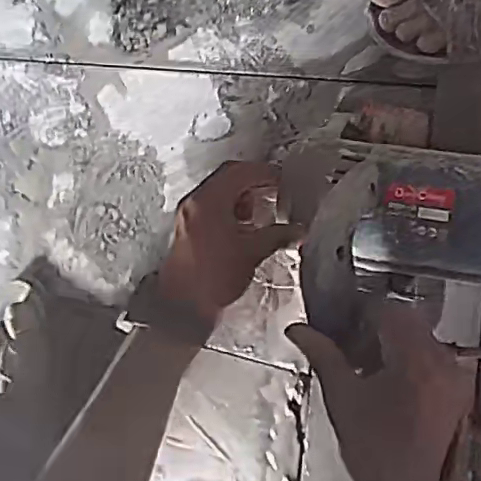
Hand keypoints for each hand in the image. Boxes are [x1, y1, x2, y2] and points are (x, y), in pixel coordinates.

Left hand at [158, 161, 301, 323]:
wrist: (183, 308)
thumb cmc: (212, 280)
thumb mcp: (252, 252)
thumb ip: (278, 235)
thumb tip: (296, 230)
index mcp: (208, 201)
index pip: (240, 172)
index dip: (265, 173)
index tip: (282, 180)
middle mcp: (195, 203)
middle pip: (228, 177)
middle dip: (254, 181)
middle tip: (276, 190)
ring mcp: (189, 215)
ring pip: (219, 191)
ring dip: (242, 195)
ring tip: (263, 209)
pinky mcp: (188, 228)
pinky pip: (212, 206)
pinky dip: (231, 208)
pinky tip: (246, 224)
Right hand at [287, 302, 474, 480]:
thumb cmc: (377, 453)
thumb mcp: (344, 401)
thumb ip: (323, 357)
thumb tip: (296, 329)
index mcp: (415, 356)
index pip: (387, 309)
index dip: (359, 311)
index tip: (339, 325)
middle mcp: (443, 358)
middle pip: (407, 322)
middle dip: (376, 328)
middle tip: (349, 347)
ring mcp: (457, 376)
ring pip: (421, 340)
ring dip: (394, 344)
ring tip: (366, 366)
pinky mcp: (461, 393)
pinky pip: (434, 361)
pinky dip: (412, 362)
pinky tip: (390, 384)